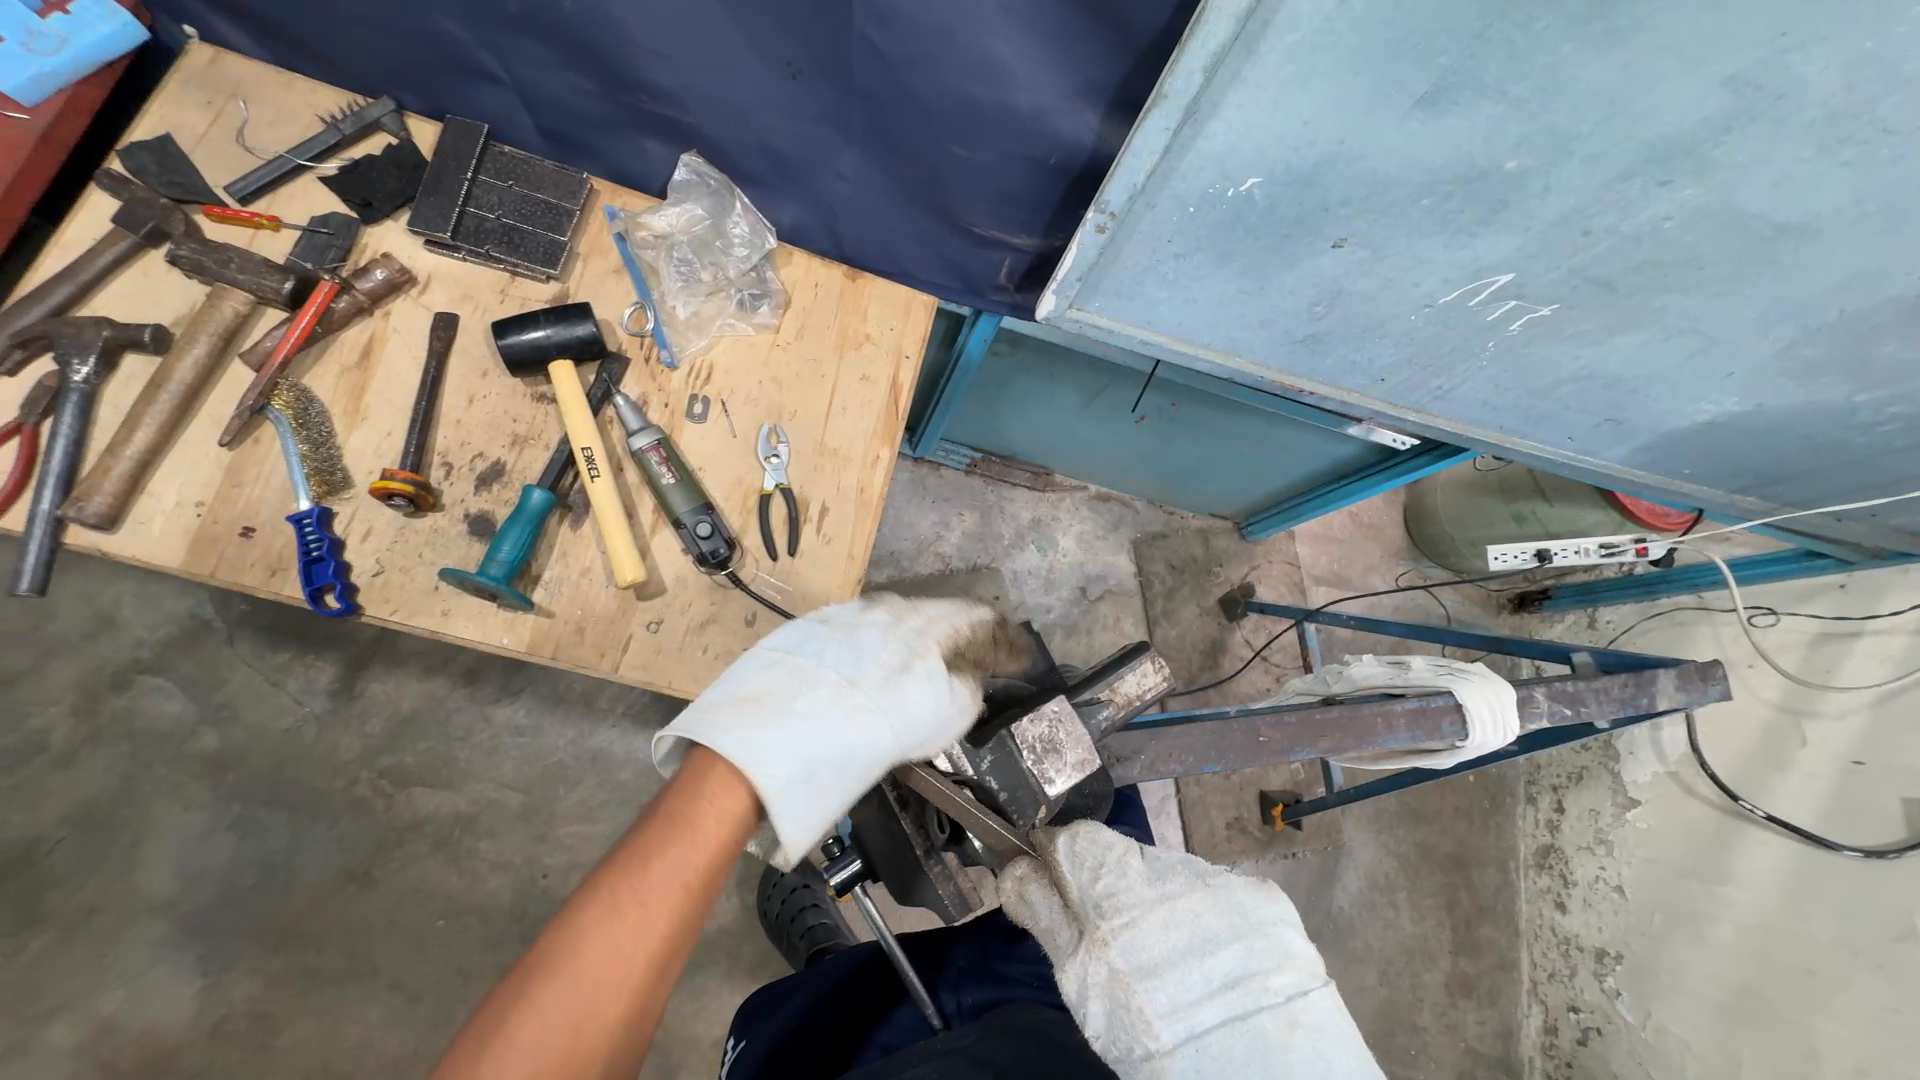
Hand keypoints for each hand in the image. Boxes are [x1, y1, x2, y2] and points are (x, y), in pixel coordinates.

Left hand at [652, 594, 1000, 868]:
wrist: (776, 737)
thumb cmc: (869, 736)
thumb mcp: (939, 722)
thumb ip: (965, 692)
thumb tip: (970, 679)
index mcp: (928, 628)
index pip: (976, 620)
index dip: (998, 638)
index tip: (1010, 652)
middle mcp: (890, 610)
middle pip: (934, 612)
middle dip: (954, 632)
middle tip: (964, 653)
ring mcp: (846, 615)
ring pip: (892, 616)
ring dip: (910, 633)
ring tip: (912, 658)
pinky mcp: (810, 626)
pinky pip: (853, 627)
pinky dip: (869, 641)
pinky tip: (863, 663)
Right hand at [1000, 821, 1385, 1079]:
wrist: (1267, 1074)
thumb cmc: (1156, 1041)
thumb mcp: (1083, 988)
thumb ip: (1048, 918)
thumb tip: (1015, 867)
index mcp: (1115, 889)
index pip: (1074, 838)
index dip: (1062, 859)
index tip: (1058, 886)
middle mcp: (1167, 868)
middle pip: (1123, 857)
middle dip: (1112, 888)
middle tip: (1121, 945)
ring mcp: (1219, 879)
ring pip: (1170, 876)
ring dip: (1161, 903)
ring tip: (1173, 960)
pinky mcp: (1262, 897)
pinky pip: (1217, 892)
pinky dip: (1207, 917)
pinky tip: (1215, 961)